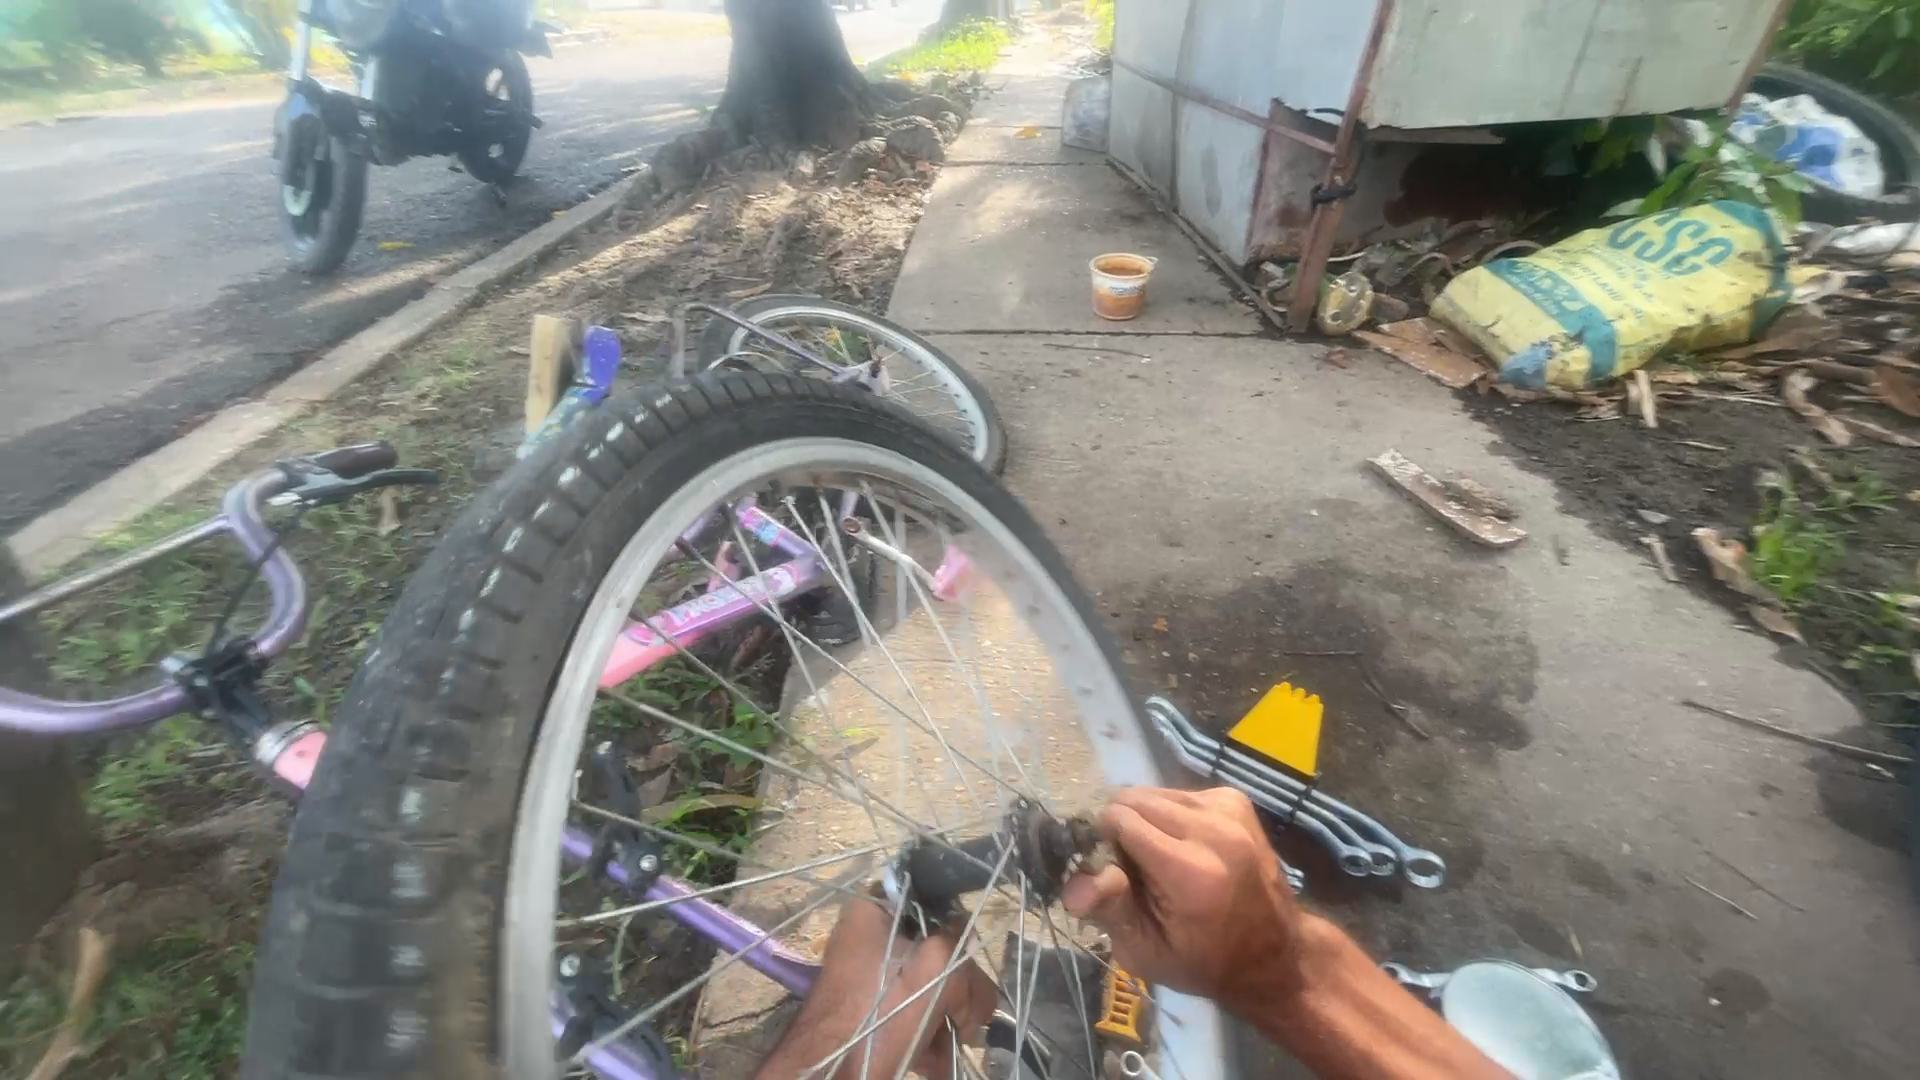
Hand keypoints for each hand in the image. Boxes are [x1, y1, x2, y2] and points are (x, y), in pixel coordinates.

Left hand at [754, 894, 995, 1079]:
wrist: (832, 1078)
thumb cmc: (881, 1013)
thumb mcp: (938, 969)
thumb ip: (964, 948)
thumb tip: (971, 950)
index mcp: (874, 907)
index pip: (931, 899)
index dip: (959, 928)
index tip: (973, 961)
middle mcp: (867, 934)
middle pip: (933, 946)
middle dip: (959, 986)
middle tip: (969, 1018)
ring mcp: (867, 973)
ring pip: (925, 981)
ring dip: (948, 1012)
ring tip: (957, 1043)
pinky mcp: (868, 1008)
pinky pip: (909, 1007)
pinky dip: (928, 1029)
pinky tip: (939, 1058)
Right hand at [1062, 787, 1305, 1012]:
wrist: (1276, 955)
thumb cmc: (1203, 961)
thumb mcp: (1146, 953)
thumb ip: (1108, 909)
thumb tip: (1073, 885)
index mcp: (1190, 871)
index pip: (1119, 818)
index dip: (1105, 840)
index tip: (1114, 868)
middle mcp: (1213, 830)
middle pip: (1133, 798)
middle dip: (1122, 825)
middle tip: (1134, 864)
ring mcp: (1228, 809)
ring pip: (1153, 791)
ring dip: (1145, 817)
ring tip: (1161, 855)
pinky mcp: (1235, 799)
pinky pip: (1178, 792)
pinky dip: (1170, 812)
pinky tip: (1184, 843)